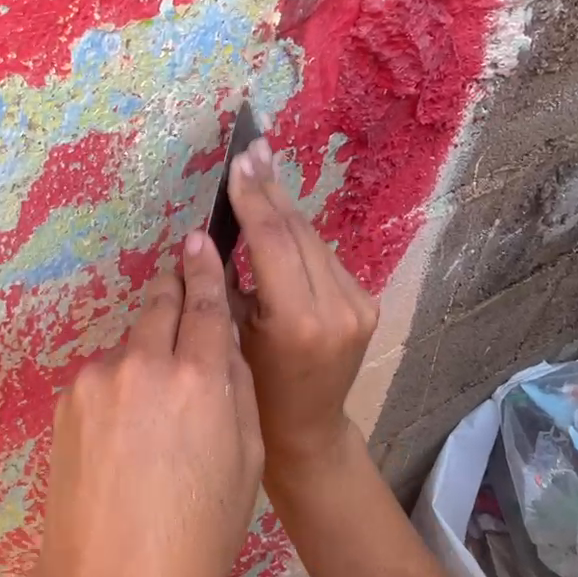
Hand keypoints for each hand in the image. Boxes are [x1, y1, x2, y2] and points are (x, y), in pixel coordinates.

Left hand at [0, 230, 264, 576]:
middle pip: (161, 303)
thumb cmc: (198, 537)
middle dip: (175, 292)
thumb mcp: (245, 462)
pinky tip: (124, 430)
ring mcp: (99, 377)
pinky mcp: (69, 396)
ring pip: (132, 341)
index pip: (206, 302)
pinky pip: (105, 373)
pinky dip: (120, 382)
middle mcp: (145, 363)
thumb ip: (235, 386)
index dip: (205, 268)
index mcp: (200, 380)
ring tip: (156, 406)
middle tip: (184, 287)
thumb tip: (221, 337)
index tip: (201, 240)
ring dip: (147, 350)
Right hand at [225, 138, 379, 480]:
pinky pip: (323, 256)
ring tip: (260, 167)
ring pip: (312, 238)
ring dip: (284, 204)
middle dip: (270, 188)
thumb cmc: (254, 389)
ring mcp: (358, 305)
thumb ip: (227, 282)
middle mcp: (336, 308)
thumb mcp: (231, 335)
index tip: (237, 162)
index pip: (273, 241)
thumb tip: (211, 232)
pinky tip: (278, 210)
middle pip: (297, 231)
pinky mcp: (366, 304)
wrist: (308, 428)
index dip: (253, 198)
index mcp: (298, 321)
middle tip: (251, 147)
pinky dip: (297, 232)